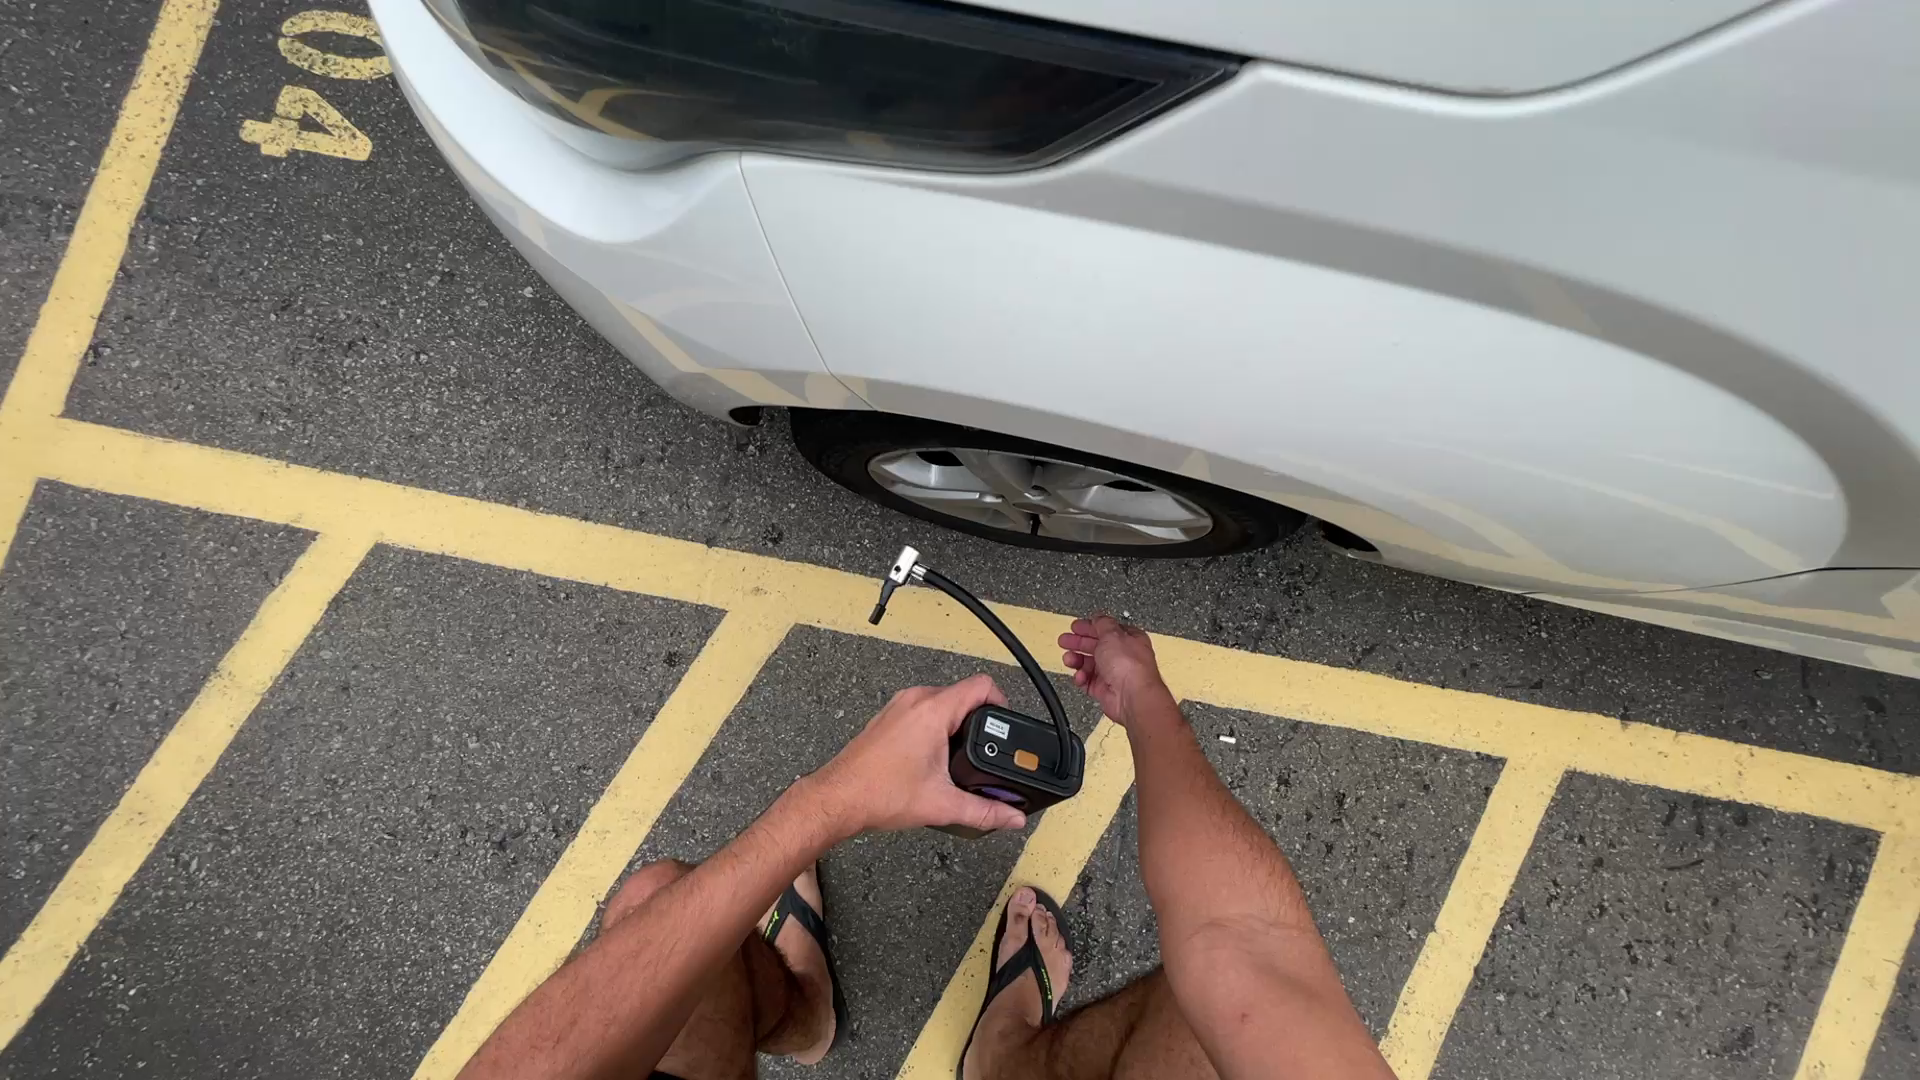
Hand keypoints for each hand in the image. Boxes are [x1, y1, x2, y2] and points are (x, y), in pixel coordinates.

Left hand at [810, 674, 1028, 835]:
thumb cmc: (878, 794)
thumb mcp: (942, 804)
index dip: (1001, 701)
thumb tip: (1011, 816)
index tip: (1005, 725)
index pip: (981, 685)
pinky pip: (923, 707)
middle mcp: (916, 699)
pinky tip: (935, 754)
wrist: (839, 798)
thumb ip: (985, 811)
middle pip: (963, 693)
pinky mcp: (890, 714)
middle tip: (985, 748)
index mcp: (933, 711)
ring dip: (956, 722)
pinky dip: (936, 724)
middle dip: (979, 720)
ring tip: (960, 755)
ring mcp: (900, 704)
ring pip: (943, 700)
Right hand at [1058, 615, 1173, 725]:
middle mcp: (1122, 656)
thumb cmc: (1130, 666)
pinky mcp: (1105, 690)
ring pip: (1089, 664)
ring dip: (1077, 660)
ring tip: (1069, 658)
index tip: (1076, 627)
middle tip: (1065, 640)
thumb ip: (1103, 624)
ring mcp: (1113, 674)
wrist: (1132, 696)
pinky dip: (1081, 678)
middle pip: (1095, 646)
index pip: (1106, 630)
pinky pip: (1087, 682)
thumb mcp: (1112, 634)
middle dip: (1078, 643)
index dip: (1090, 627)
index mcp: (1128, 639)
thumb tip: (1098, 618)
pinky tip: (1080, 676)